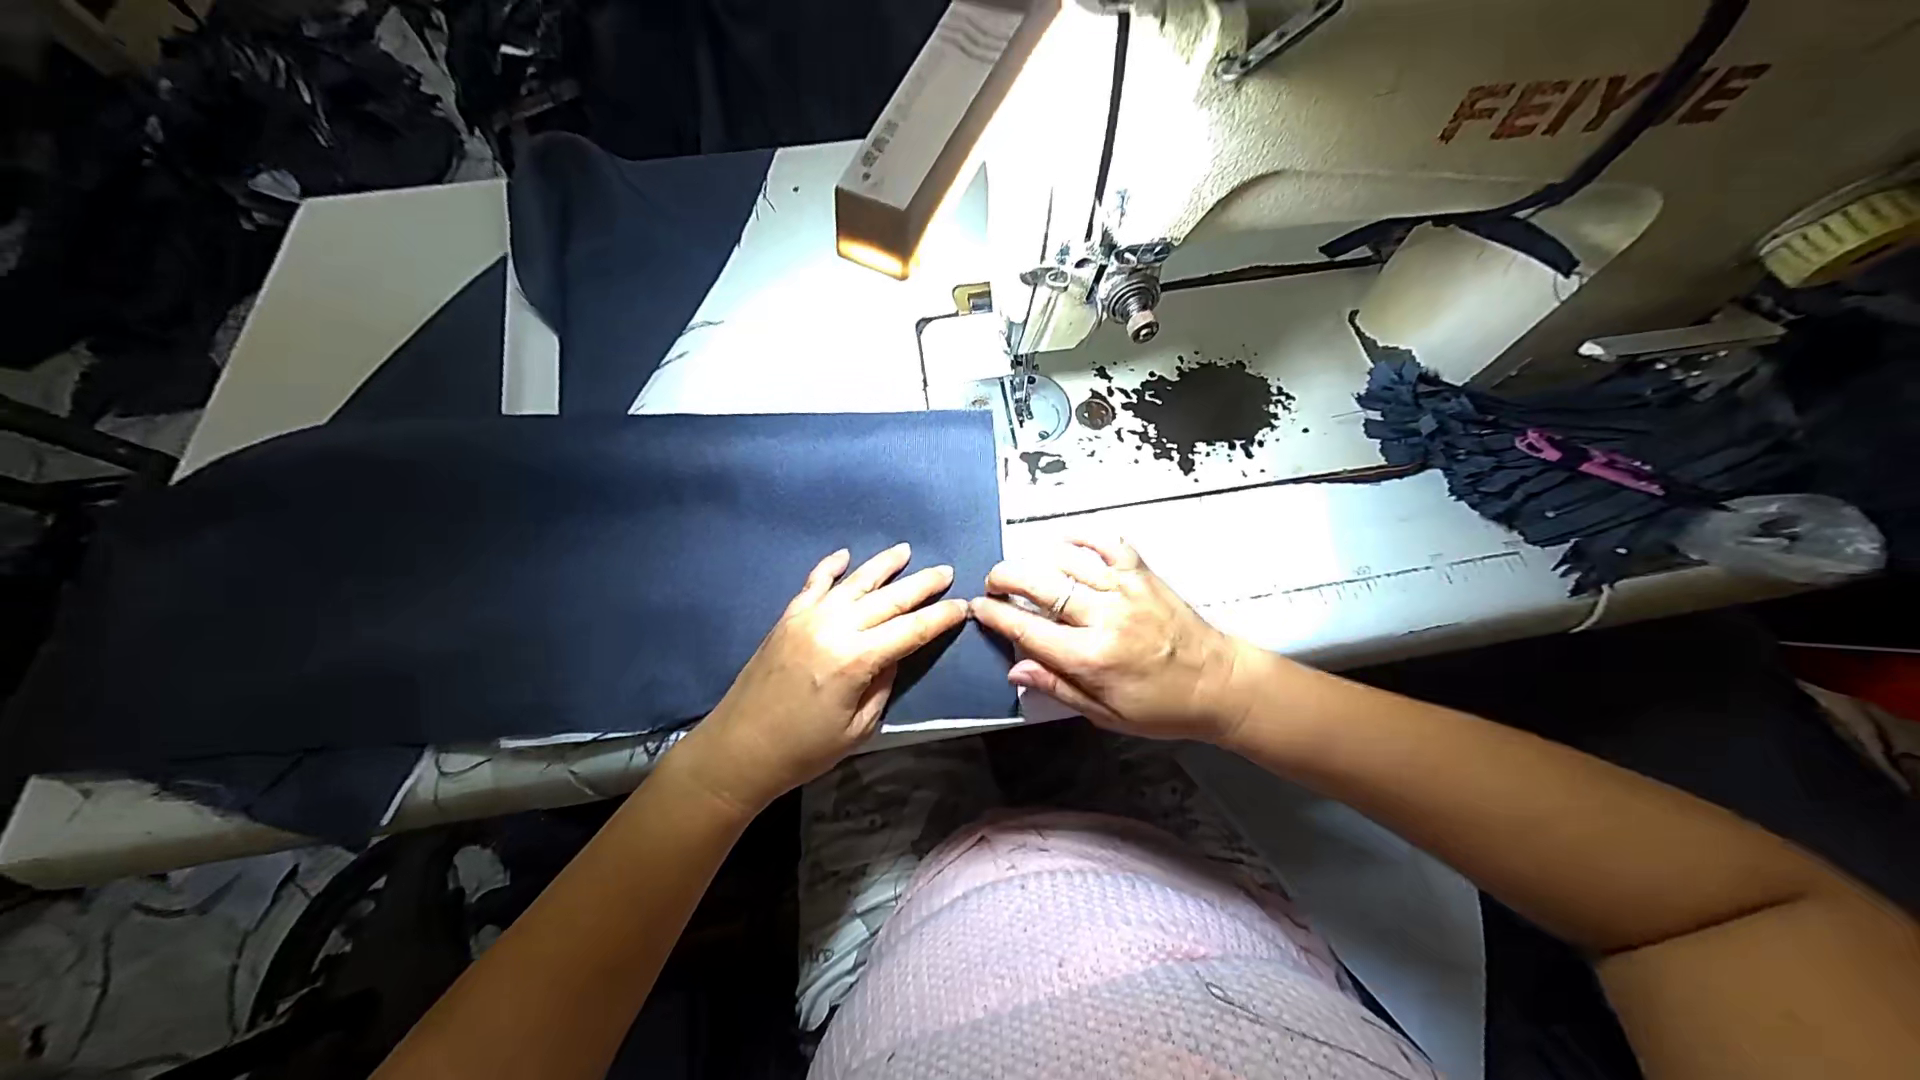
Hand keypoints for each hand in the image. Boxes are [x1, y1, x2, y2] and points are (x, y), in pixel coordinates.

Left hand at [672, 544, 968, 813]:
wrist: (738, 749)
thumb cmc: (804, 749)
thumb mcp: (858, 728)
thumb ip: (881, 685)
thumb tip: (891, 657)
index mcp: (856, 660)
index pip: (911, 630)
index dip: (940, 618)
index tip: (962, 606)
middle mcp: (835, 628)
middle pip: (888, 599)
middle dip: (922, 584)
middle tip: (946, 571)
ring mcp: (808, 618)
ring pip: (854, 582)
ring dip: (883, 565)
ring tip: (905, 551)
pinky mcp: (787, 618)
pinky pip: (813, 584)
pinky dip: (831, 567)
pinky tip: (845, 556)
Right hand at [969, 535, 1263, 743]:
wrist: (1220, 684)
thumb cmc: (1162, 707)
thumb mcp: (1105, 713)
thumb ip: (1058, 687)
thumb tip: (1016, 669)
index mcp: (1091, 658)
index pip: (1028, 629)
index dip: (996, 615)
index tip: (979, 607)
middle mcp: (1104, 617)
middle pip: (1040, 584)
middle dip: (1006, 578)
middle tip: (993, 583)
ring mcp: (1125, 590)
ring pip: (1067, 561)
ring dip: (1036, 559)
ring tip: (1024, 569)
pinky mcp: (1144, 575)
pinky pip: (1108, 544)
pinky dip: (1083, 538)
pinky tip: (1065, 544)